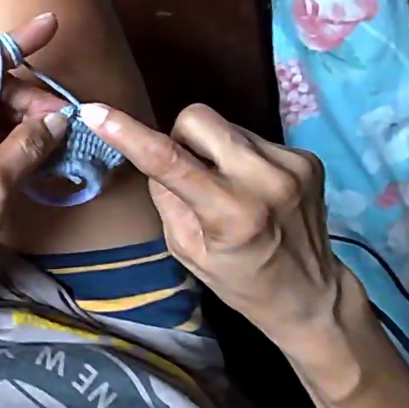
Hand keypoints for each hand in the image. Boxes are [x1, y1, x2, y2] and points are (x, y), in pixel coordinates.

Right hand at [82, 103, 357, 354]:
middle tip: (185, 171)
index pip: (167, 160)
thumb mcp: (186, 248)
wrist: (313, 295)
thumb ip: (168, 196)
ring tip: (223, 183)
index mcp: (231, 214)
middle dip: (179, 137)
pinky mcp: (306, 157)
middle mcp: (266, 180)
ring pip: (223, 124)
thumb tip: (155, 154)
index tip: (94, 112)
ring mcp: (292, 165)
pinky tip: (249, 184)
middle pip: (196, 118)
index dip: (127, 133)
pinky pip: (249, 135)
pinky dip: (236, 155)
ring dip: (210, 147)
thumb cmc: (238, 280)